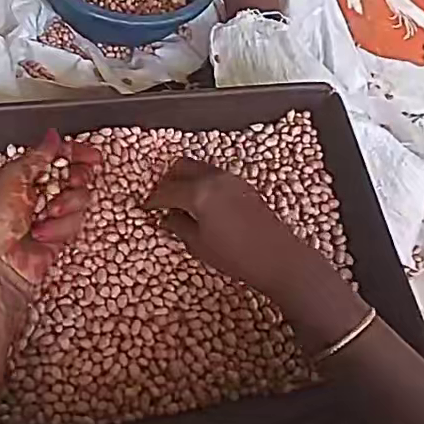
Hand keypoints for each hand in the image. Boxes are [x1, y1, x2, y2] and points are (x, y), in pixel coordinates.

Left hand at [0, 130, 101, 302]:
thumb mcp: (13, 177)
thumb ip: (38, 155)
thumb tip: (53, 136)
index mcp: (24, 174)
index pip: (56, 156)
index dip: (74, 153)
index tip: (90, 155)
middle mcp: (39, 193)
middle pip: (74, 175)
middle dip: (77, 178)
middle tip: (72, 182)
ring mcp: (51, 214)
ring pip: (79, 198)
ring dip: (66, 205)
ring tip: (47, 214)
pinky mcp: (60, 233)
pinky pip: (75, 221)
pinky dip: (61, 226)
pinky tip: (43, 232)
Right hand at [143, 158, 336, 303]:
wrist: (277, 257)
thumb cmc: (234, 256)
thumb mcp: (198, 244)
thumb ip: (179, 225)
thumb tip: (167, 217)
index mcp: (199, 192)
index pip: (167, 191)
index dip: (153, 200)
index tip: (146, 208)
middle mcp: (214, 178)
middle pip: (182, 167)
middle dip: (168, 180)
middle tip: (161, 200)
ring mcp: (232, 179)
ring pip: (200, 168)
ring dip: (186, 179)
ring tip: (180, 201)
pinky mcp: (244, 186)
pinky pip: (215, 176)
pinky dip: (202, 183)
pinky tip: (202, 204)